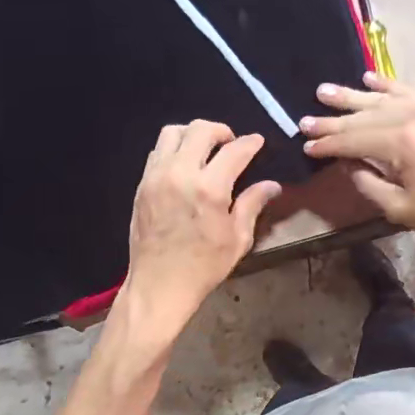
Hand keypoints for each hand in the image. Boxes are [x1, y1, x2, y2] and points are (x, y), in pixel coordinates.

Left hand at [120, 120, 281, 334]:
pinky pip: (158, 151)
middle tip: (231, 144)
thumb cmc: (203, 266)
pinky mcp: (142, 184)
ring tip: (205, 150)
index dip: (250, 143)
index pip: (234, 150)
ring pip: (173, 132)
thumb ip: (252, 204)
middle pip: (200, 129)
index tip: (257, 142)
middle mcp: (180, 173)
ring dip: (193, 134)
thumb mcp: (237, 239)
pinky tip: (184, 165)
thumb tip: (272, 185)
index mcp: (209, 188)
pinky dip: (174, 149)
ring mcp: (156, 176)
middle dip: (221, 131)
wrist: (159, 284)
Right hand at [300, 72, 414, 240]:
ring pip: (378, 98)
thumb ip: (367, 184)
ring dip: (349, 96)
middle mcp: (409, 117)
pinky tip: (367, 78)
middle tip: (305, 121)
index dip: (327, 146)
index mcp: (399, 144)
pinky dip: (385, 83)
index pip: (351, 141)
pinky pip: (405, 88)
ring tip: (324, 91)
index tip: (306, 147)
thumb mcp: (399, 207)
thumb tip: (347, 164)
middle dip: (330, 121)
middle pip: (360, 117)